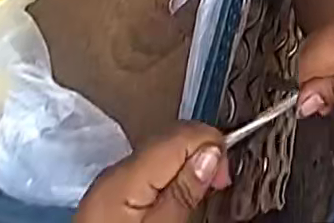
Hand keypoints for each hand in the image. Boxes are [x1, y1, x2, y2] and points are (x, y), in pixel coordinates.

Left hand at [74, 123, 230, 222]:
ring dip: (187, 161)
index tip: (224, 177)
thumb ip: (183, 194)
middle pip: (170, 137)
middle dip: (201, 150)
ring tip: (203, 189)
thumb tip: (211, 152)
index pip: (180, 134)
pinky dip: (171, 173)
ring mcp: (109, 186)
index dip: (211, 145)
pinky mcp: (109, 199)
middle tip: (219, 183)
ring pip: (161, 151)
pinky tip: (179, 194)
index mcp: (123, 179)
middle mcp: (113, 173)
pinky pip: (149, 169)